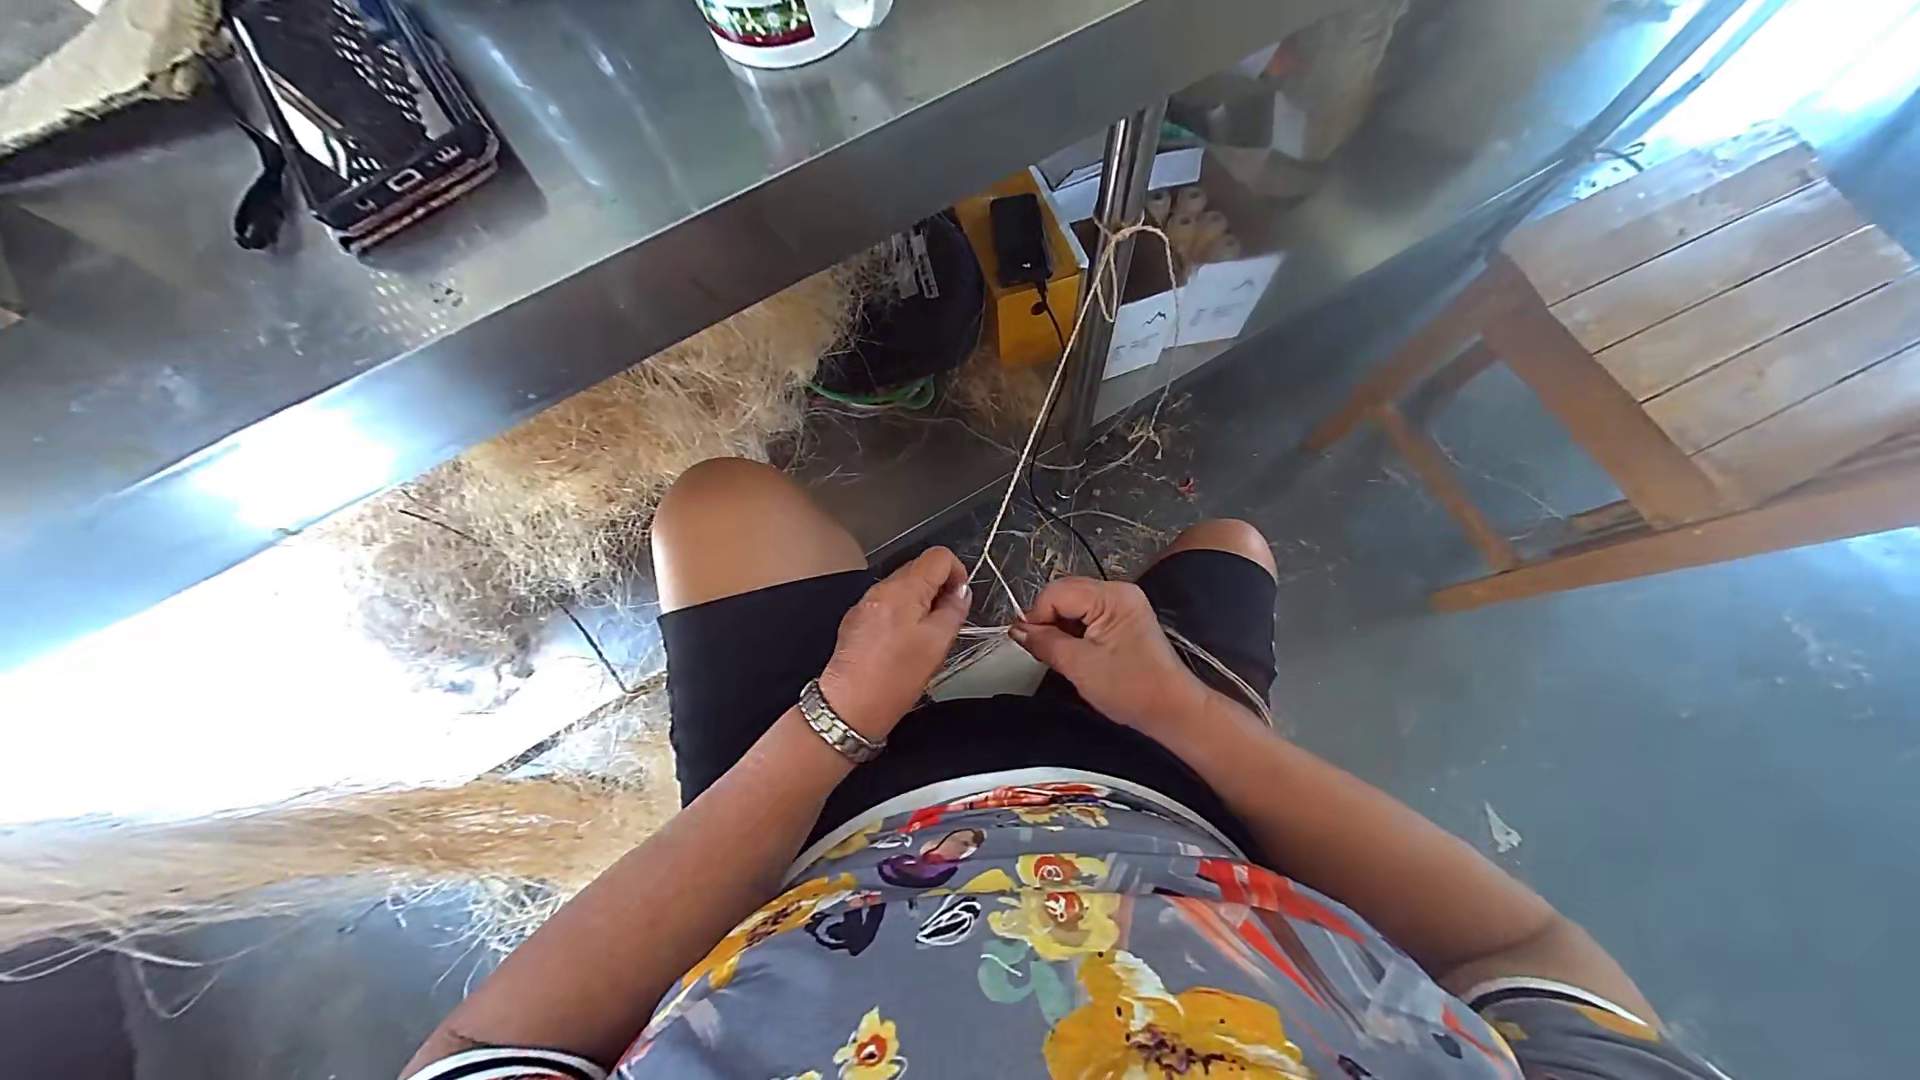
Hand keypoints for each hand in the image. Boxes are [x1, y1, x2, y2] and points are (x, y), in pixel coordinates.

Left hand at [818, 547, 971, 738]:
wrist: (850, 706)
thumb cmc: (892, 679)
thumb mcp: (938, 644)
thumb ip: (954, 610)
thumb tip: (962, 592)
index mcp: (903, 589)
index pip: (939, 555)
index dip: (957, 572)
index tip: (960, 597)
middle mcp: (881, 589)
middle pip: (920, 568)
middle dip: (939, 589)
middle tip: (945, 621)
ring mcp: (866, 603)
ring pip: (903, 587)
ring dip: (920, 603)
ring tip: (924, 637)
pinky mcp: (857, 619)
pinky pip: (887, 604)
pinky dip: (901, 615)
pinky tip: (902, 643)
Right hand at [1010, 577, 1213, 739]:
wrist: (1172, 710)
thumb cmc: (1133, 689)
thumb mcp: (1078, 666)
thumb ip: (1043, 642)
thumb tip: (1018, 630)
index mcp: (1111, 596)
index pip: (1056, 593)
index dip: (1037, 617)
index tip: (1030, 642)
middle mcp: (1119, 591)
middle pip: (1064, 593)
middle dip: (1049, 620)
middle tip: (1046, 649)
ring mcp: (1124, 603)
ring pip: (1073, 603)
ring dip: (1062, 626)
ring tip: (1067, 654)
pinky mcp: (1124, 616)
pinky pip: (1087, 613)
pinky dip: (1076, 630)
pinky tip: (1080, 652)